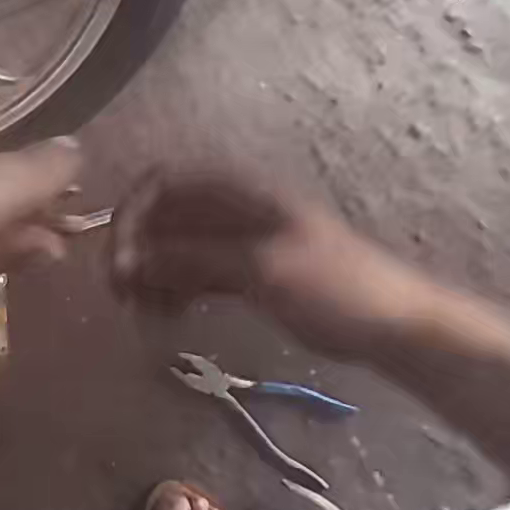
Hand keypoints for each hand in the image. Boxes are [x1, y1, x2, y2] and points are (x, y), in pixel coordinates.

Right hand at [109, 170, 439, 359]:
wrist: (390, 325)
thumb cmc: (333, 286)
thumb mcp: (261, 268)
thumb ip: (192, 258)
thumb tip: (130, 259)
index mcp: (237, 193)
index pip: (163, 183)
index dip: (132, 214)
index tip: (119, 259)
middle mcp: (229, 210)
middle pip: (161, 218)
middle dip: (135, 251)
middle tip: (122, 294)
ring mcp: (233, 242)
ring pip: (172, 249)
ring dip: (150, 276)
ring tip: (143, 313)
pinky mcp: (238, 273)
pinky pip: (190, 274)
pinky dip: (172, 291)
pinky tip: (167, 316)